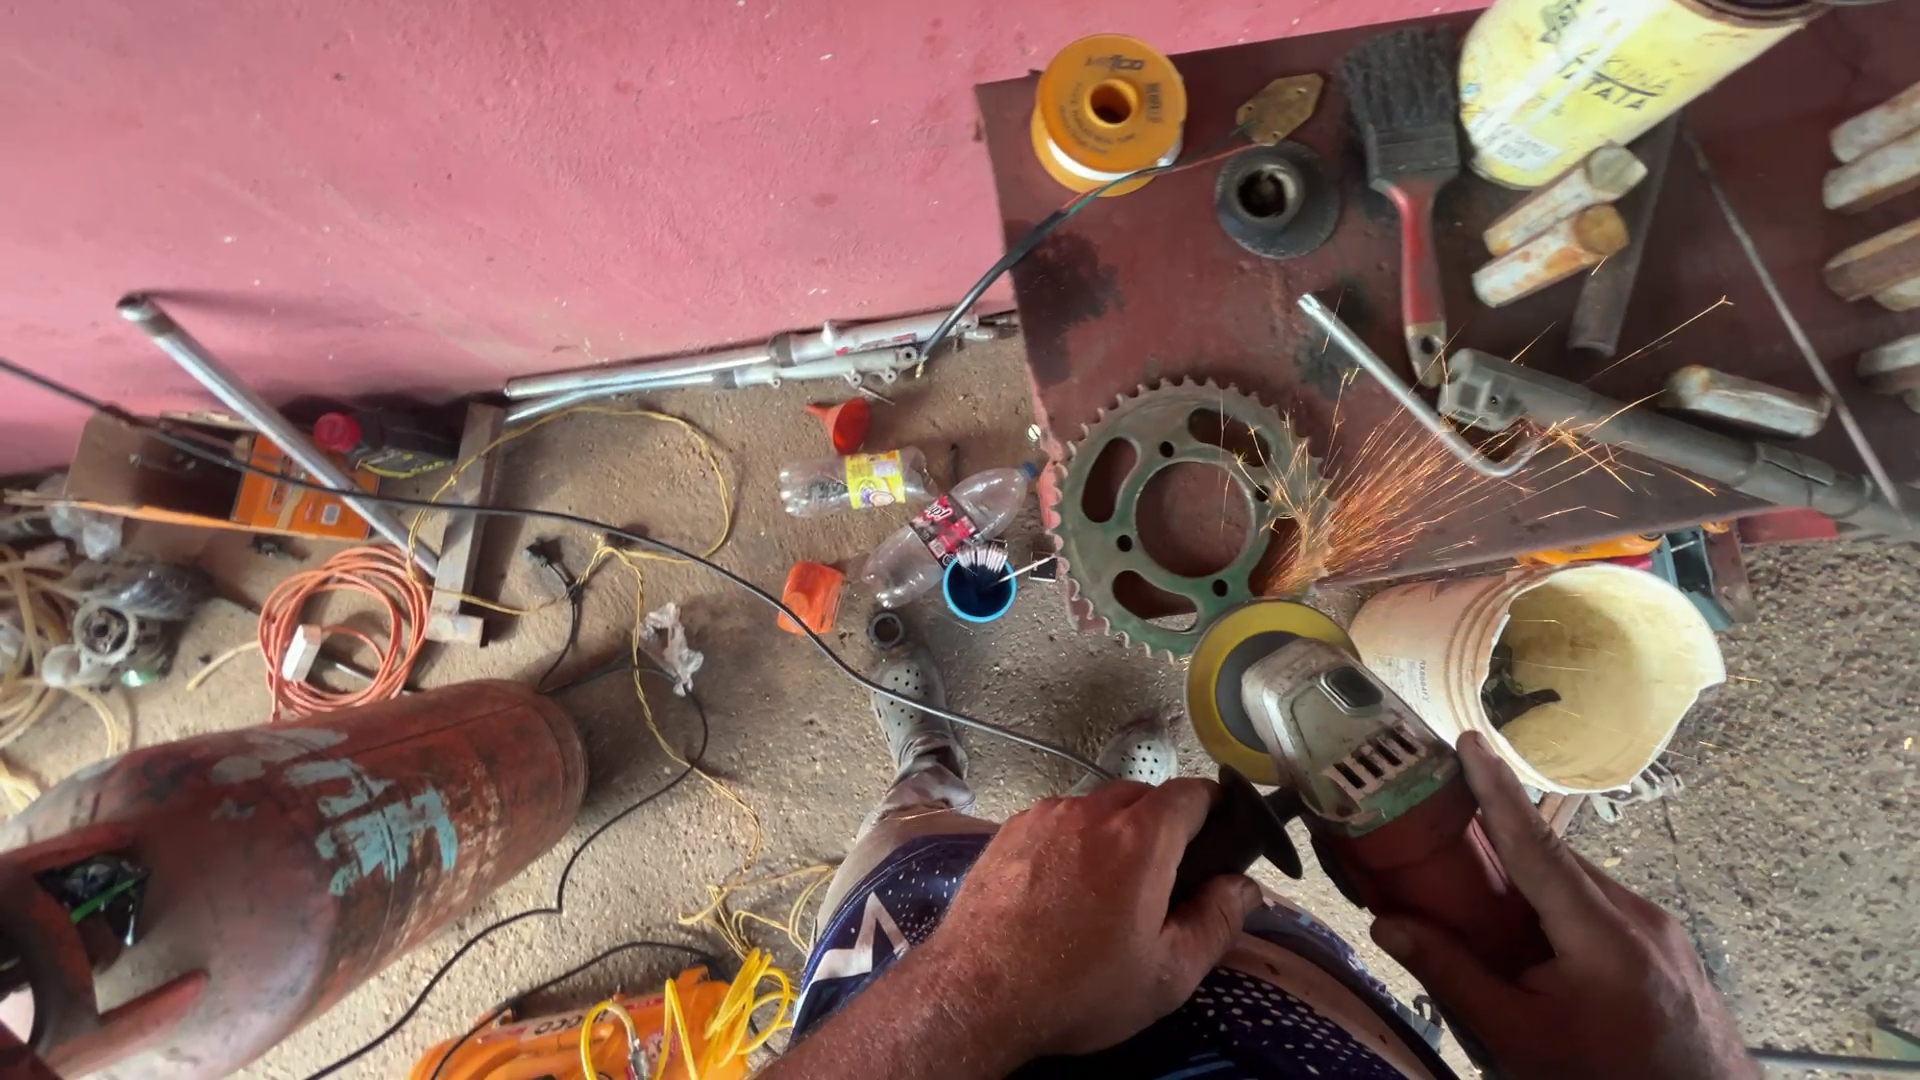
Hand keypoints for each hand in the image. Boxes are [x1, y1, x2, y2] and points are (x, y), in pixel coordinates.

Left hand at [915, 778, 1262, 1060]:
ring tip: (1110, 885)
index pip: (1188, 792)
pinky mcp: (1012, 826)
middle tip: (1166, 873)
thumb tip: (1246, 885)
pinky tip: (1064, 884)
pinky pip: (1059, 818)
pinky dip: (1074, 837)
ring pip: (1097, 806)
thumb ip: (1217, 920)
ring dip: (1115, 830)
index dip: (1211, 804)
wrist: (978, 989)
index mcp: (1138, 839)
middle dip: (1163, 822)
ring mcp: (1046, 814)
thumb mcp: (1167, 972)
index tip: (1220, 826)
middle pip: (1142, 795)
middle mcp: (1091, 811)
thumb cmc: (1080, 987)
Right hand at [1370, 731, 1757, 1079]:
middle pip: (1550, 857)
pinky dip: (1549, 901)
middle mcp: (1638, 918)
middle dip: (1494, 838)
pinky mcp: (1666, 948)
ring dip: (1522, 876)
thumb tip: (1384, 923)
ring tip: (1476, 898)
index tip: (1469, 741)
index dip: (1497, 789)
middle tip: (1437, 827)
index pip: (1536, 843)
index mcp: (1604, 937)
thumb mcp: (1520, 1041)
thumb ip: (1451, 976)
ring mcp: (1660, 932)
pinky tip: (1528, 937)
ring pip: (1571, 880)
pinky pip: (1593, 903)